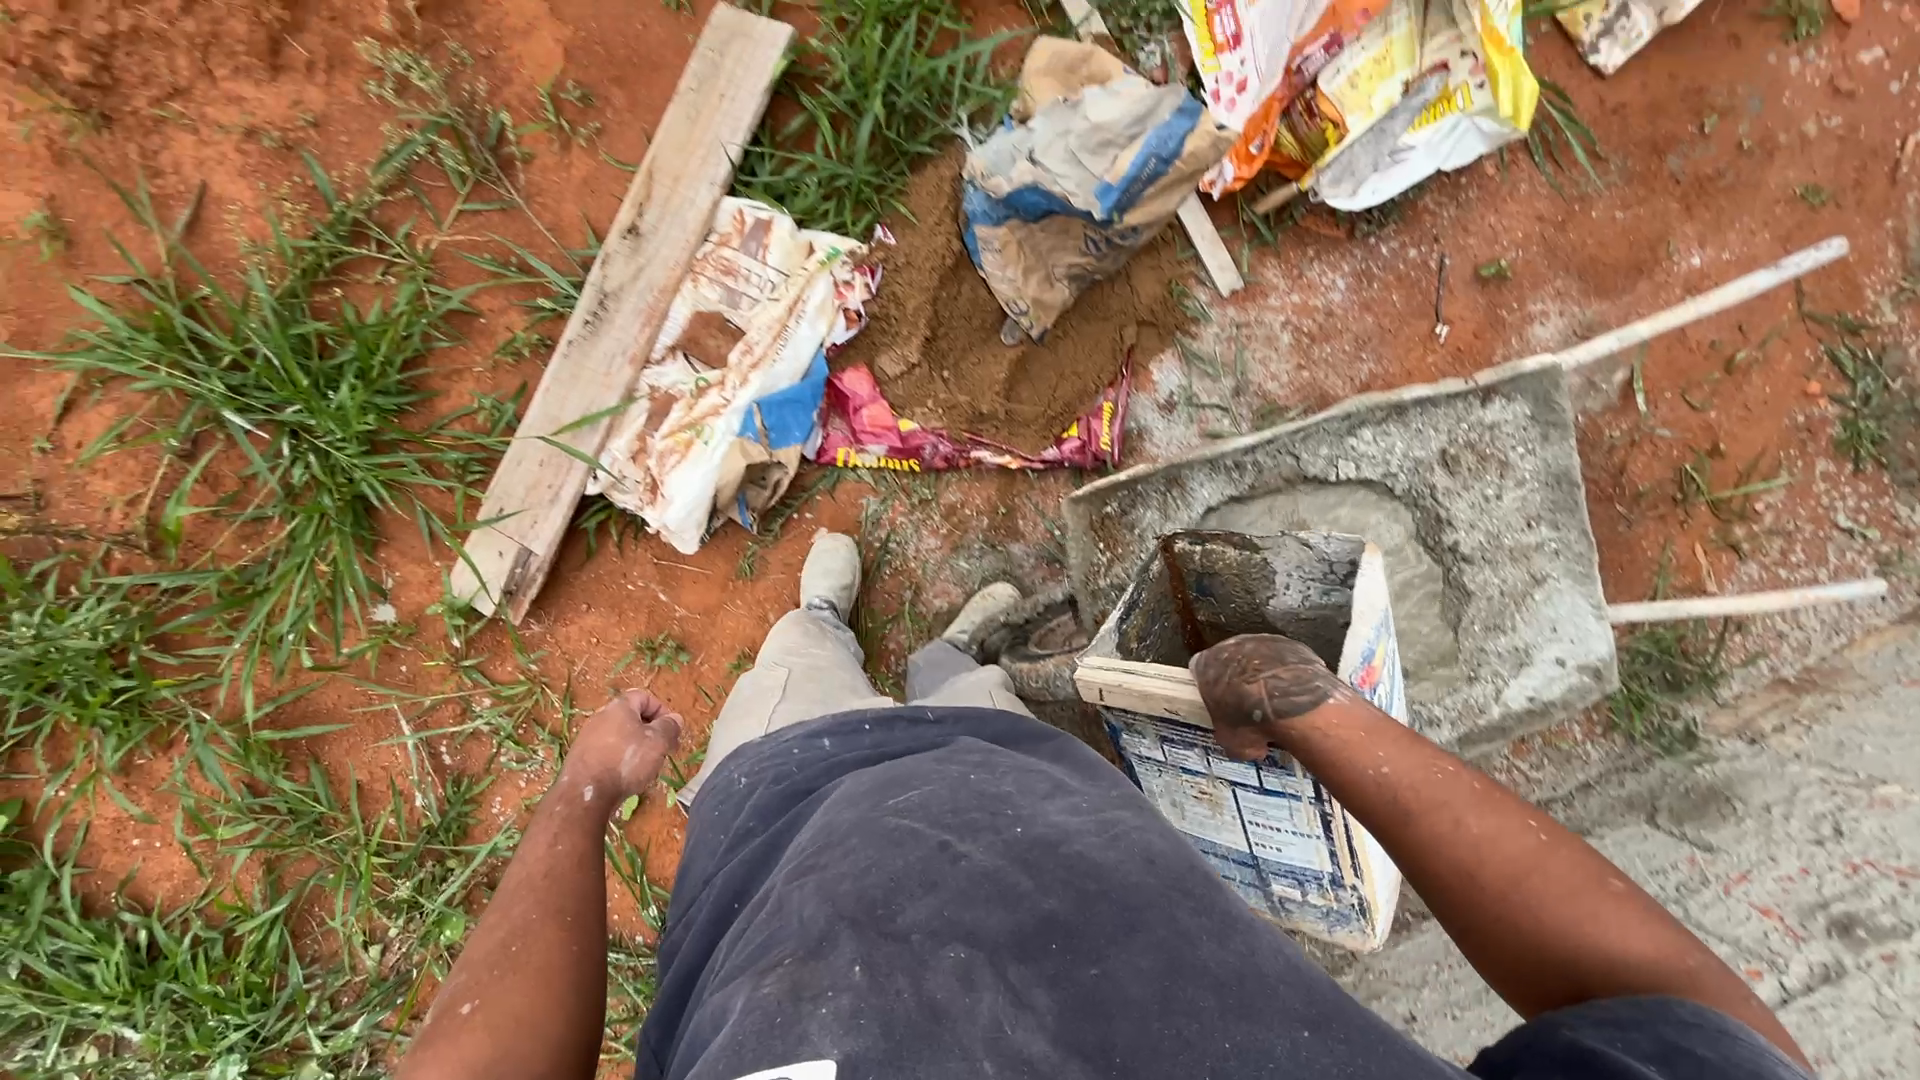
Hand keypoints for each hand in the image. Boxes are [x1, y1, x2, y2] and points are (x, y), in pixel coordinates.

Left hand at [557, 689, 682, 808]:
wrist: (585, 795)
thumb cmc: (626, 761)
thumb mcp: (658, 742)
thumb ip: (670, 726)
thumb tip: (675, 719)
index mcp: (619, 707)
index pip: (644, 697)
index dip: (662, 710)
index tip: (671, 729)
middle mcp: (600, 718)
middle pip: (632, 717)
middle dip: (652, 732)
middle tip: (664, 749)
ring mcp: (587, 739)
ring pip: (620, 737)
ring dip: (638, 747)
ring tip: (648, 766)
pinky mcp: (581, 759)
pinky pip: (608, 752)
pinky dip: (621, 760)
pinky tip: (628, 777)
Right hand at [1189, 634, 1348, 759]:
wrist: (1288, 705)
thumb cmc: (1248, 722)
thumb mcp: (1232, 742)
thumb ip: (1231, 736)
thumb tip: (1249, 744)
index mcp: (1205, 665)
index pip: (1202, 674)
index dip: (1214, 692)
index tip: (1224, 707)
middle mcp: (1229, 647)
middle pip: (1232, 663)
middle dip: (1240, 682)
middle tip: (1252, 708)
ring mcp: (1262, 642)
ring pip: (1261, 660)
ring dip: (1266, 678)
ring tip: (1278, 705)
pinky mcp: (1291, 645)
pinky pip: (1287, 661)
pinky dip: (1290, 676)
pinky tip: (1296, 696)